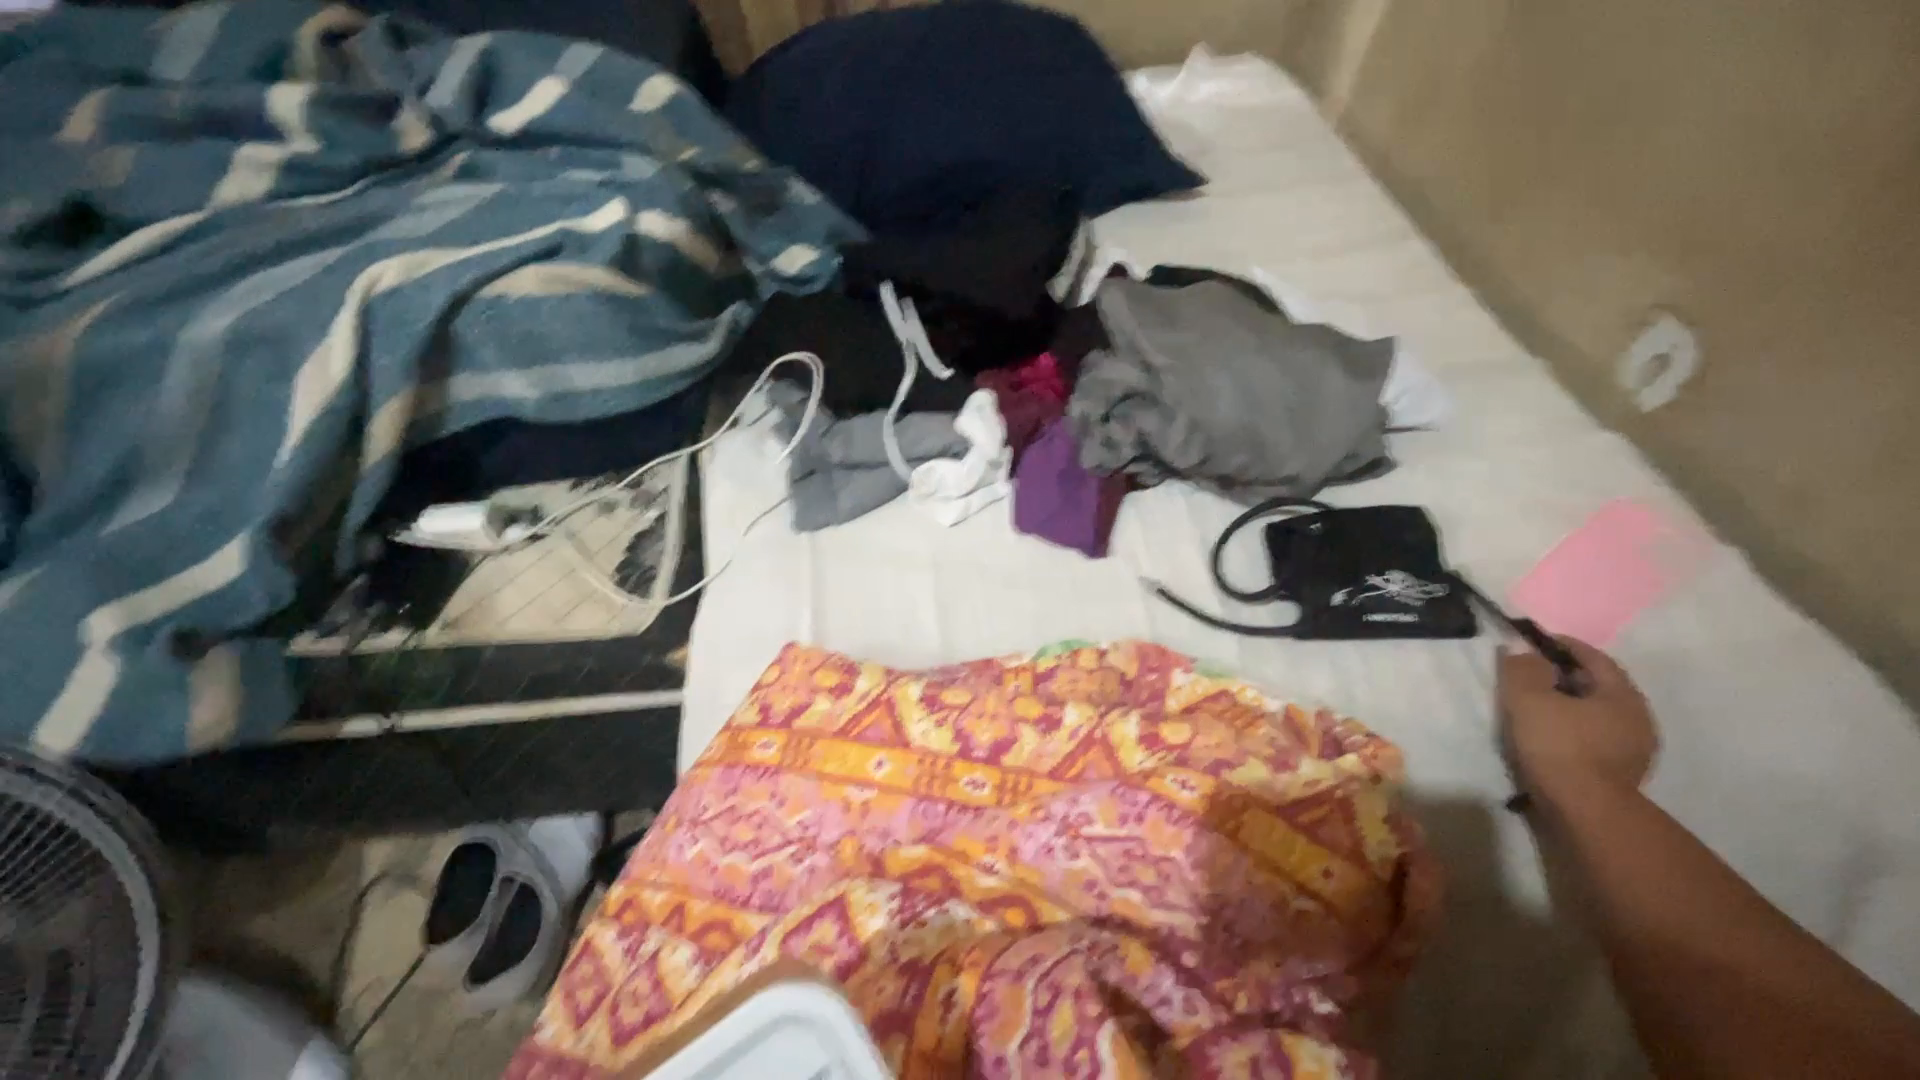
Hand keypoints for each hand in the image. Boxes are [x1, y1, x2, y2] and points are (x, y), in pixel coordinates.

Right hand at [1498, 637, 1657, 806]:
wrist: (1585, 810)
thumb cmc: (1559, 745)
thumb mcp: (1529, 699)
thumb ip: (1523, 669)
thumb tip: (1521, 650)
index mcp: (1623, 695)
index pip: (1594, 657)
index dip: (1562, 645)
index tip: (1534, 641)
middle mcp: (1638, 718)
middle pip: (1598, 686)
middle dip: (1566, 675)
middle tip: (1532, 673)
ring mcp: (1634, 749)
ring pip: (1597, 714)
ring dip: (1570, 705)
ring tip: (1537, 707)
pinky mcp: (1622, 773)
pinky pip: (1594, 738)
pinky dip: (1573, 729)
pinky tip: (1550, 737)